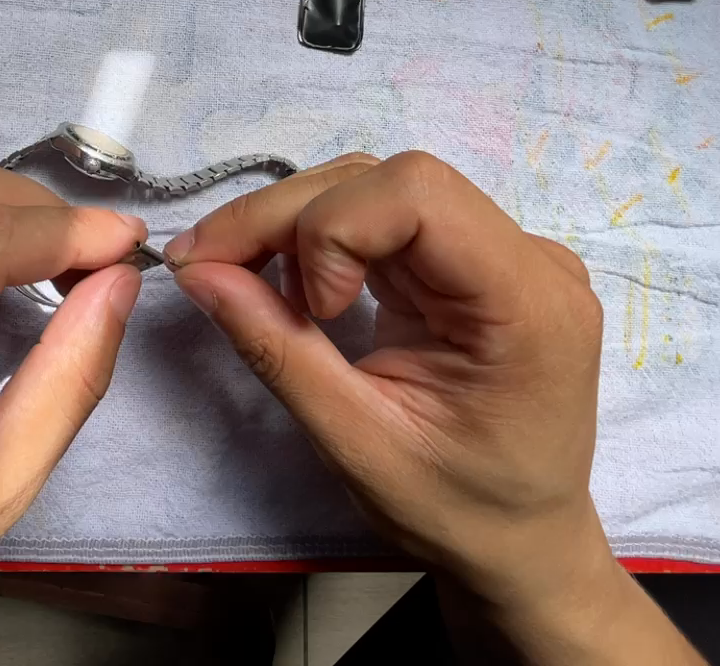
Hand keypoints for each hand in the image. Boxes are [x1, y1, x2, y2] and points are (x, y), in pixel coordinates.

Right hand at [166, 151, 701, 664]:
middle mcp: (520, 255)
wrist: (517, 539)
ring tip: (241, 275)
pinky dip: (309, 237)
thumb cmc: (455, 510)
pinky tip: (286, 281)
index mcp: (525, 302)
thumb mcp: (355, 443)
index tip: (309, 308)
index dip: (333, 228)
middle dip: (281, 215)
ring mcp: (492, 249)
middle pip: (379, 179)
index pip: (417, 194)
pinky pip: (370, 214)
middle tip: (205, 263)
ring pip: (365, 184)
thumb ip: (274, 348)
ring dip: (286, 221)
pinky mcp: (456, 256)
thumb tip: (194, 270)